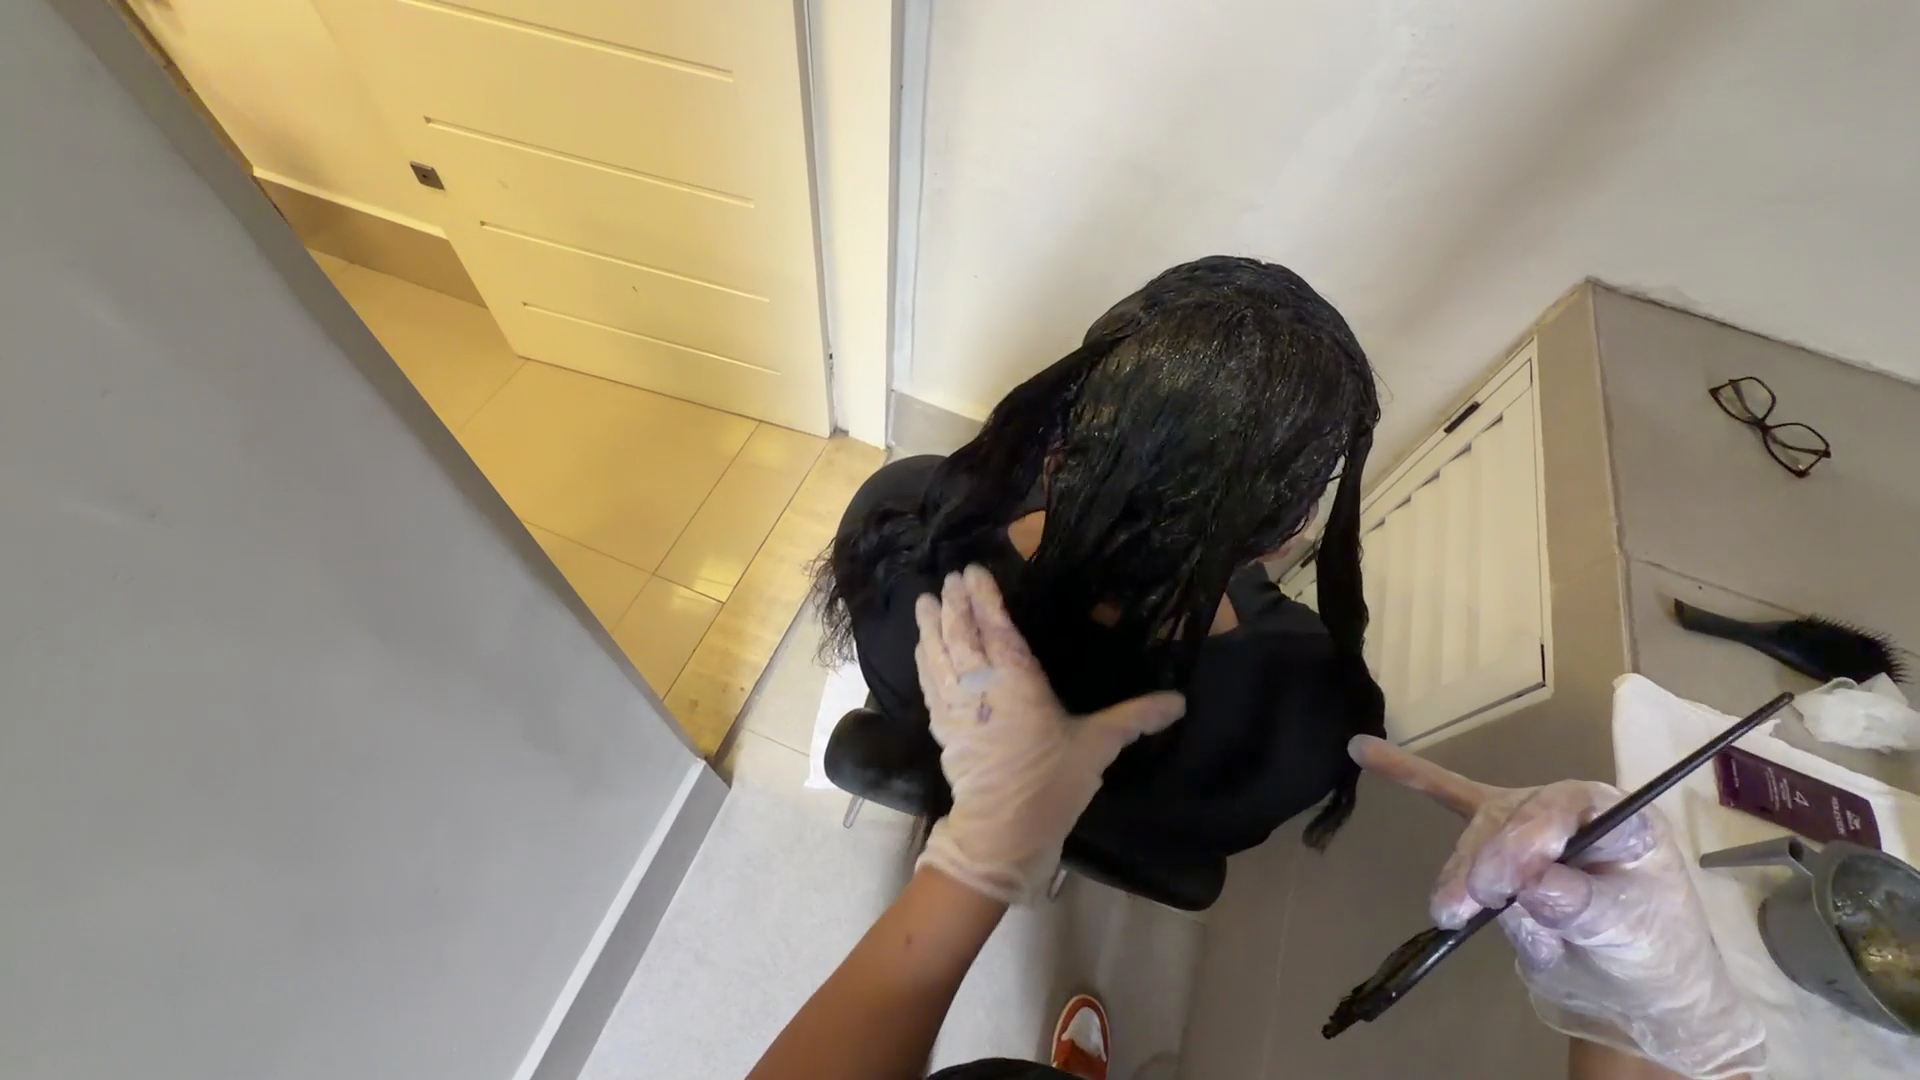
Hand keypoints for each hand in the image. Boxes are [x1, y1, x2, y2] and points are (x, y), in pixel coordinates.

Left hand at [911, 565, 1184, 903]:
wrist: (1002, 833)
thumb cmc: (1051, 783)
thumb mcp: (1097, 746)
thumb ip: (1134, 717)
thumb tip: (1180, 701)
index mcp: (1017, 681)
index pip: (997, 628)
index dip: (985, 597)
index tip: (974, 571)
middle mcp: (980, 685)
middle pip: (962, 634)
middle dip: (955, 603)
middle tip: (951, 577)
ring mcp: (956, 706)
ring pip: (939, 654)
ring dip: (931, 626)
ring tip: (925, 600)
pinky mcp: (943, 727)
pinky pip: (928, 683)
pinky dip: (924, 660)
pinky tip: (922, 647)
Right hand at [1349, 736, 1764, 1079]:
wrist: (1634, 984)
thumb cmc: (1650, 954)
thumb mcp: (1636, 939)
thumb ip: (1588, 908)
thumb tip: (1536, 885)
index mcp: (1617, 819)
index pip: (1567, 810)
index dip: (1532, 838)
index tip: (1509, 884)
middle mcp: (1566, 808)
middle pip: (1510, 819)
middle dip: (1487, 863)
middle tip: (1471, 906)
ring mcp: (1523, 817)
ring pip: (1476, 829)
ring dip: (1460, 870)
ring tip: (1448, 912)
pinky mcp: (1491, 836)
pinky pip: (1446, 796)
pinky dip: (1406, 773)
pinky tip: (1363, 749)